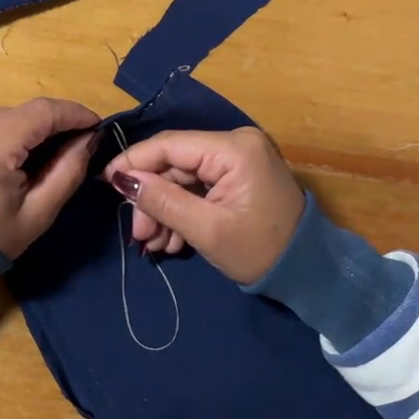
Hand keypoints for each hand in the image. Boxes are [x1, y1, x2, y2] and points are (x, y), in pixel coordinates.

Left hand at [0, 98, 100, 258]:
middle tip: (71, 149)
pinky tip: (7, 159)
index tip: (96, 125)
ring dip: (25, 130)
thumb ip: (69, 169)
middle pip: (21, 112)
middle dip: (50, 126)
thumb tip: (89, 137)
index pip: (41, 112)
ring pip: (2, 115)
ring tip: (36, 160)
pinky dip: (1, 134)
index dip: (74, 113)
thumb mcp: (38, 213)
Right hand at [103, 126, 304, 283]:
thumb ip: (162, 200)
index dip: (133, 162)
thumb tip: (121, 179)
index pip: (168, 145)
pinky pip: (199, 186)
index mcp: (233, 148)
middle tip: (139, 235)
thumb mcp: (207, 229)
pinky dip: (183, 210)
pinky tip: (172, 240)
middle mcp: (236, 144)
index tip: (106, 183)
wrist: (311, 274)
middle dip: (152, 199)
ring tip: (155, 244)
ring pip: (182, 178)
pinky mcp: (239, 176)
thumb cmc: (261, 251)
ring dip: (164, 210)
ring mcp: (239, 159)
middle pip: (174, 163)